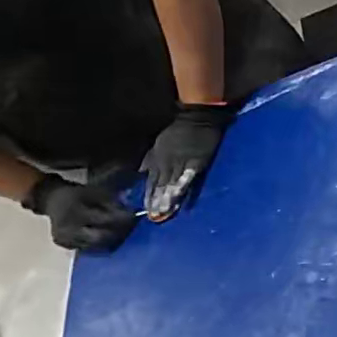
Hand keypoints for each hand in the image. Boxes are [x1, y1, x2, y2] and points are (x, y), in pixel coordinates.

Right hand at [24, 174, 136, 250]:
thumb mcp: (93, 191)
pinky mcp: (65, 245)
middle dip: (119, 233)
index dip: (122, 220)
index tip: (135, 217)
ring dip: (112, 240)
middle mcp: (69, 227)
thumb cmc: (76, 194)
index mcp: (76, 211)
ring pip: (96, 245)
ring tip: (123, 232)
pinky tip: (108, 237)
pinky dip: (100, 244)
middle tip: (131, 227)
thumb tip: (130, 212)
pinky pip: (88, 248)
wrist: (51, 200)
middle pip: (101, 237)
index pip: (105, 220)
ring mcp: (66, 238)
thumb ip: (111, 202)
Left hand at [141, 102, 233, 220]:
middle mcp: (167, 164)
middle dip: (158, 202)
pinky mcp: (195, 163)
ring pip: (172, 184)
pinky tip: (179, 198)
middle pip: (161, 186)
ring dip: (168, 199)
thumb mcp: (158, 143)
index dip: (149, 196)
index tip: (148, 210)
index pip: (152, 182)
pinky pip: (187, 177)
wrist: (196, 118)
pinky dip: (182, 188)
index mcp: (158, 160)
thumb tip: (141, 172)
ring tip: (164, 214)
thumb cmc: (177, 131)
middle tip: (155, 218)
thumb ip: (150, 159)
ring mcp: (181, 164)